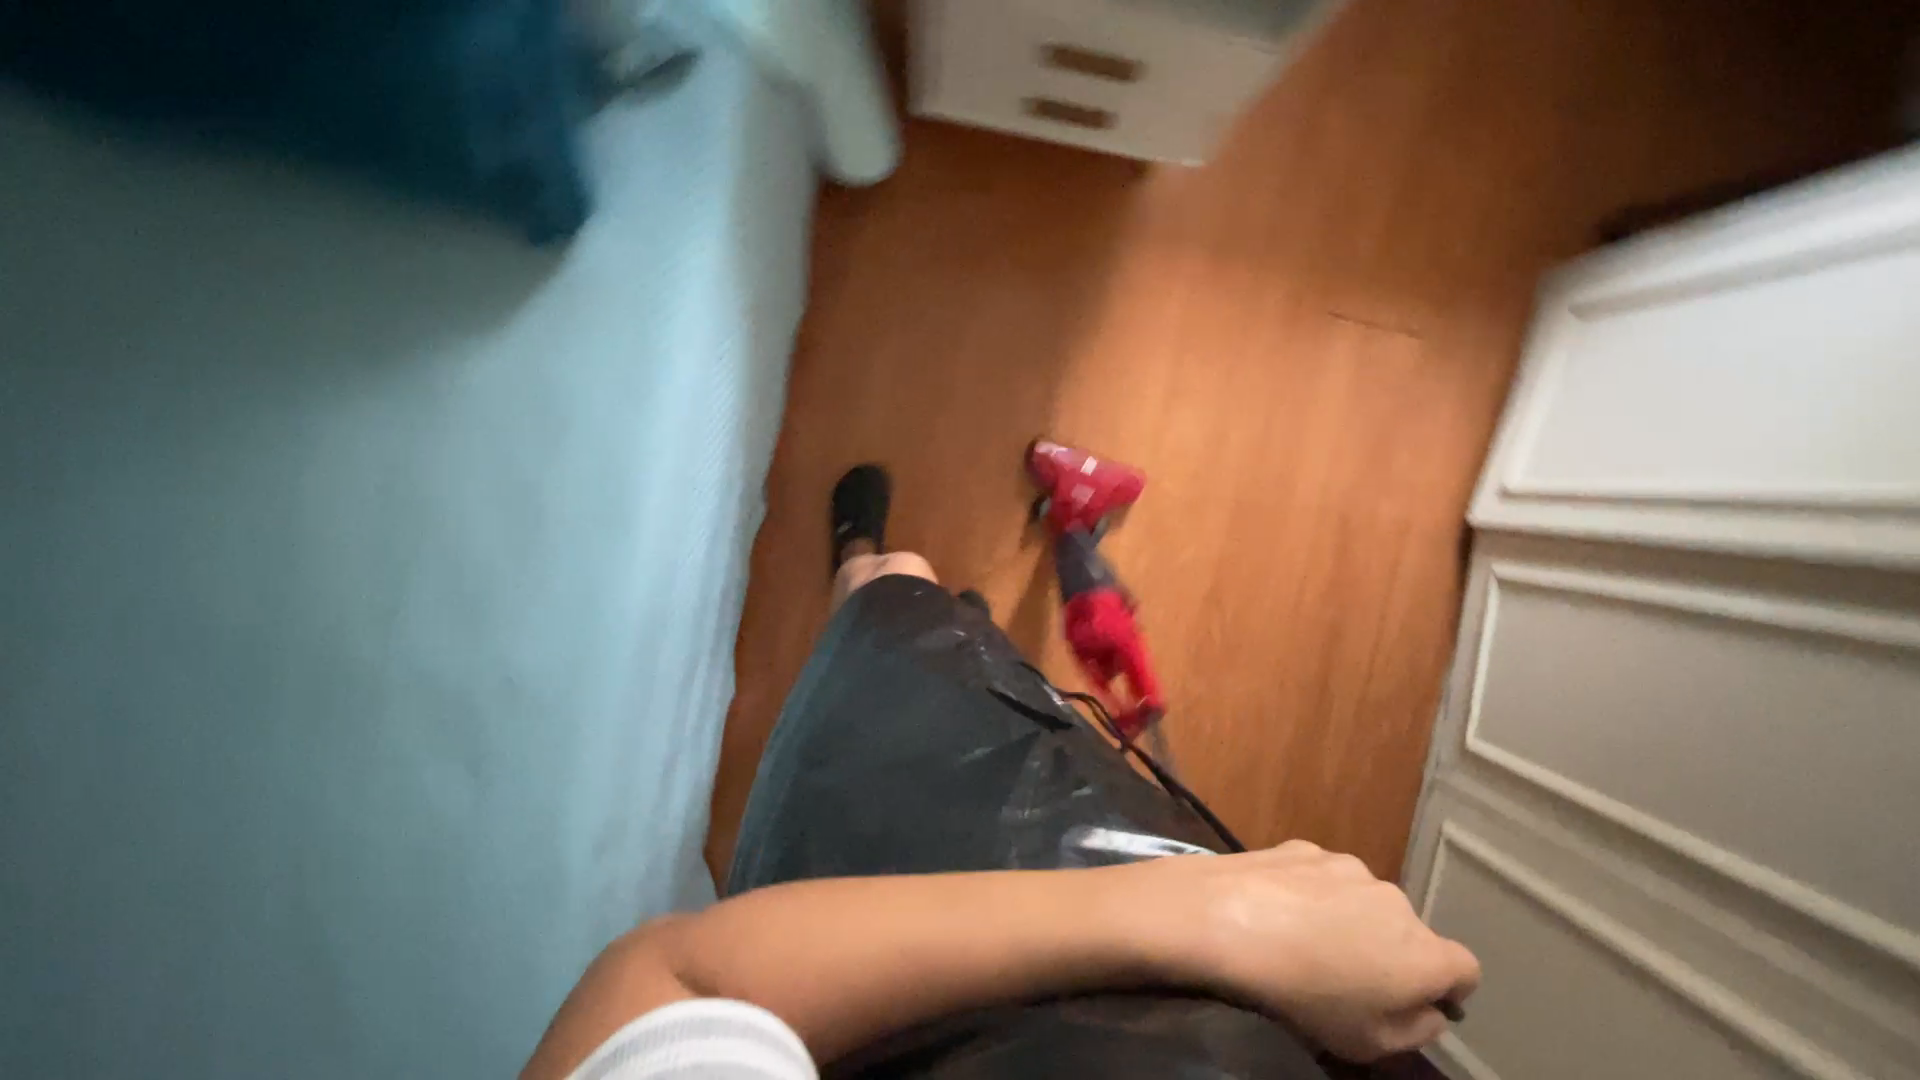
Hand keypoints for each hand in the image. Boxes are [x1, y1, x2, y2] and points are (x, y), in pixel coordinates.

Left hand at [1140, 840, 1480, 1061]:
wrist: (1225, 920)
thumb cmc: (1303, 994)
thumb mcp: (1369, 1043)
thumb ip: (1417, 1028)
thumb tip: (1431, 1008)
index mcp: (1423, 951)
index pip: (1464, 969)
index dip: (1447, 989)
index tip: (1415, 1002)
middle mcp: (1394, 898)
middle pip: (1406, 930)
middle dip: (1387, 951)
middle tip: (1345, 975)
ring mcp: (1346, 866)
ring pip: (1361, 899)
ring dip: (1346, 918)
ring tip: (1301, 940)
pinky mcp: (1303, 846)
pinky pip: (1319, 877)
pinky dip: (1308, 893)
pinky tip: (1273, 910)